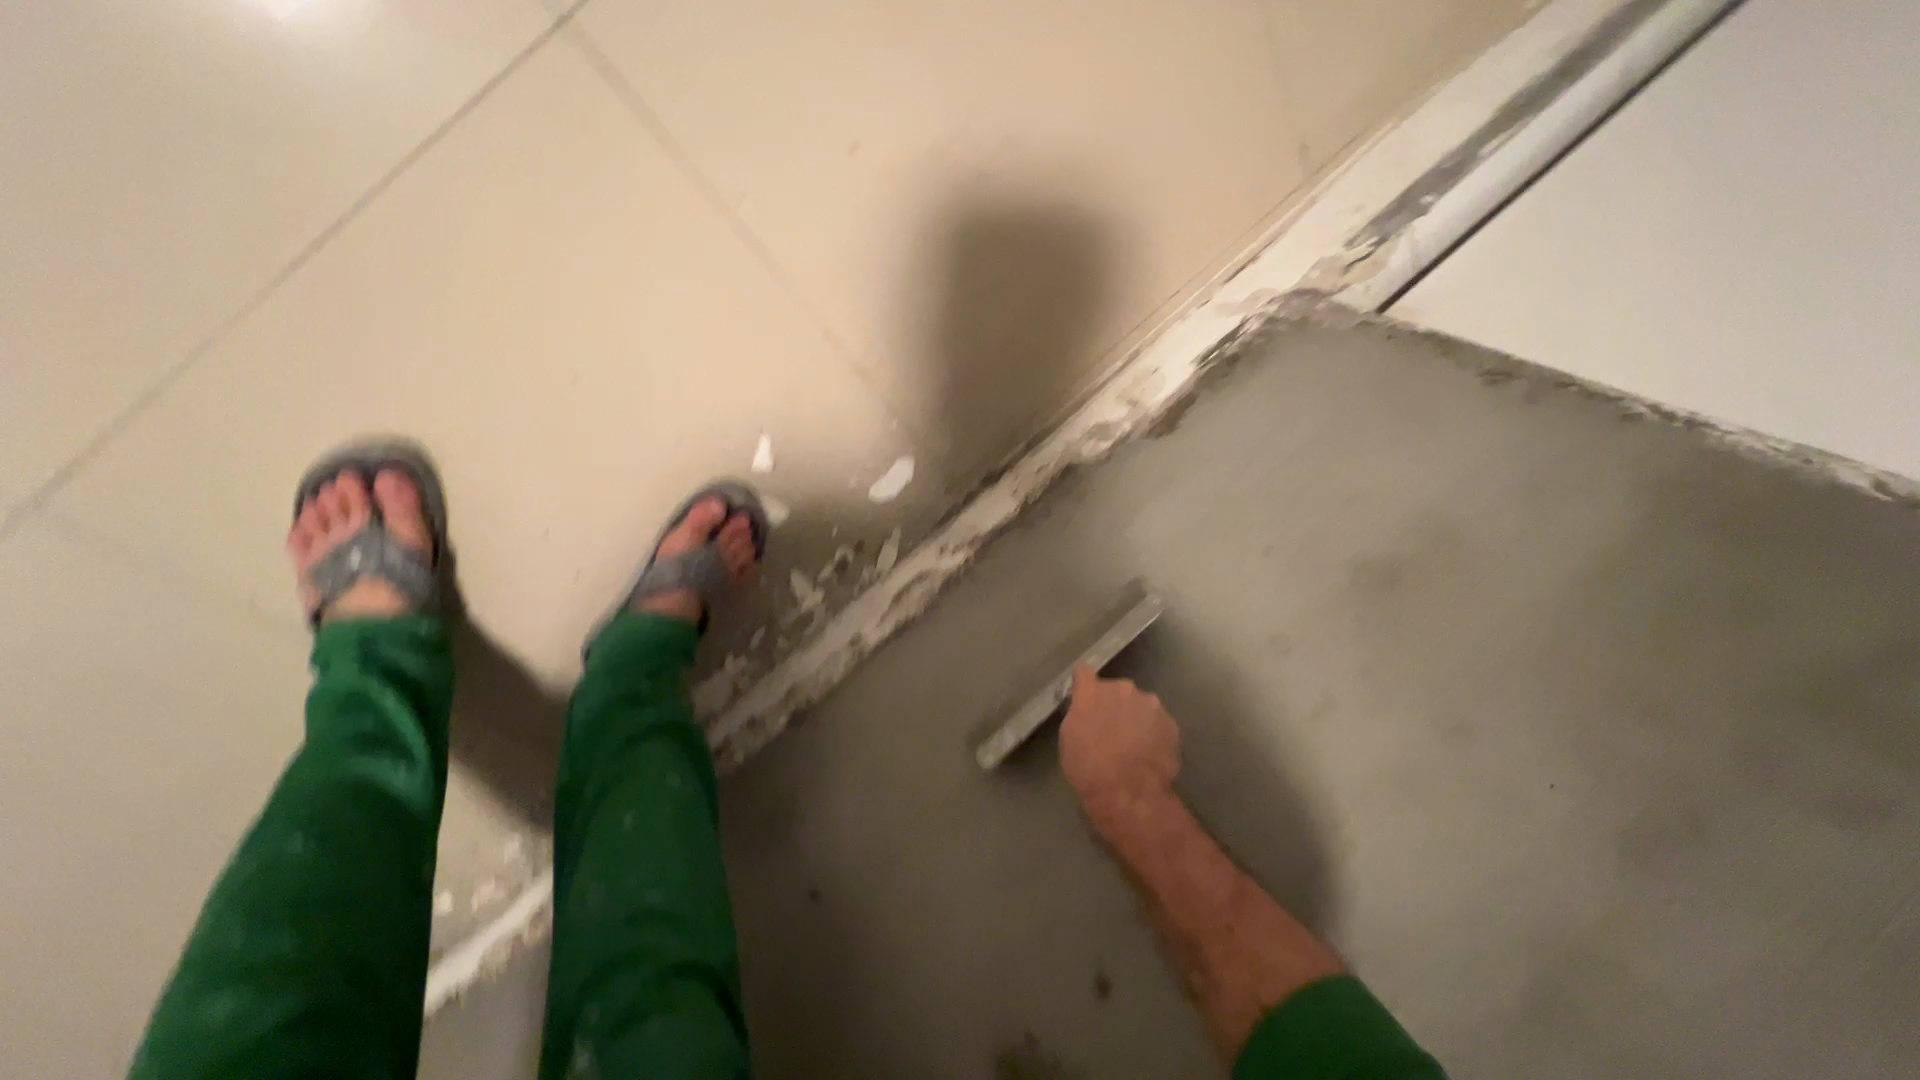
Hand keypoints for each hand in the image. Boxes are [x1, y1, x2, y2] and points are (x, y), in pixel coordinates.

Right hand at [1059, 666, 1180, 814]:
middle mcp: (1124, 690)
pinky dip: (1154, 734)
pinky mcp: (1171, 724)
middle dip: (1115, 705)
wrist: (1128, 794)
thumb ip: (1080, 715)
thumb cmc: (1088, 769)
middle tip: (1112, 730)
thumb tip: (1088, 711)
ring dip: (1136, 718)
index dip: (1084, 685)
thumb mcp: (1069, 739)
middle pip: (1117, 690)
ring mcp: (1151, 706)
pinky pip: (1159, 723)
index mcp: (1093, 692)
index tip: (1084, 697)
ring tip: (1134, 746)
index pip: (1084, 673)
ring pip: (1141, 706)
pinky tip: (1149, 755)